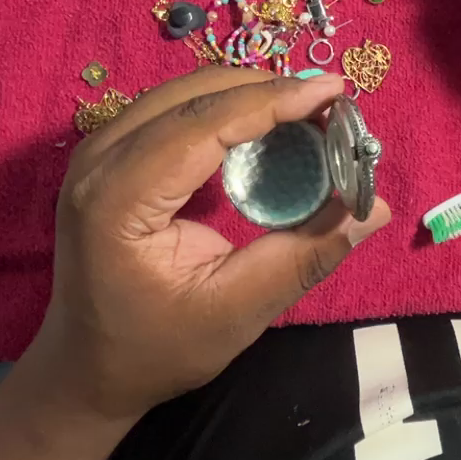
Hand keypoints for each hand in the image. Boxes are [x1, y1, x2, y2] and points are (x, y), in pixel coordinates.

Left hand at [25, 68, 390, 422]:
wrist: (85, 368)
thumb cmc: (155, 349)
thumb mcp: (235, 313)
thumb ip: (305, 256)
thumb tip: (375, 207)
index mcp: (118, 199)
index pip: (204, 125)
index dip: (273, 101)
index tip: (334, 91)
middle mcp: (99, 159)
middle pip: (195, 95)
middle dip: (268, 91)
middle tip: (330, 108)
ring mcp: (98, 149)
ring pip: (186, 91)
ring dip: (250, 93)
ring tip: (307, 112)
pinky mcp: (110, 151)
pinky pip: (175, 107)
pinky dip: (226, 105)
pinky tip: (265, 122)